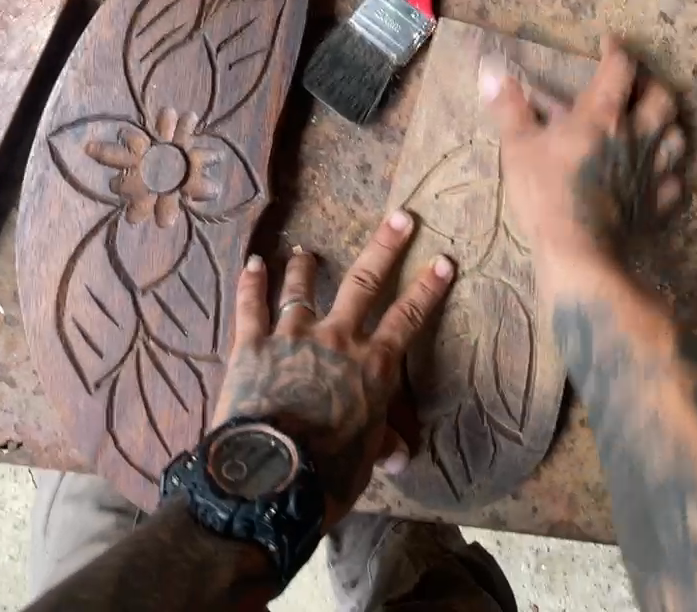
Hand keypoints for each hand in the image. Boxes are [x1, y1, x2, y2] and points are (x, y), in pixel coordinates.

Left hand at [212, 212, 455, 526]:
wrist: (271, 480)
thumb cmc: (328, 473)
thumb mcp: (366, 459)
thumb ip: (381, 444)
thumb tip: (399, 455)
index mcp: (371, 365)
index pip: (407, 318)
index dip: (428, 289)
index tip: (444, 260)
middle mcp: (336, 339)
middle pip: (365, 282)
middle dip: (386, 247)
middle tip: (401, 216)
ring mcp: (293, 337)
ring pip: (302, 290)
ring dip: (304, 268)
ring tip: (303, 251)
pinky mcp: (253, 346)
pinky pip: (252, 307)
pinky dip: (252, 285)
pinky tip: (252, 264)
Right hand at [480, 36, 688, 282]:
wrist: (579, 251)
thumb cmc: (546, 192)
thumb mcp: (518, 146)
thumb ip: (509, 107)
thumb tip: (492, 72)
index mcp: (603, 115)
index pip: (621, 68)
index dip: (617, 49)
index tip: (608, 42)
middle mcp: (636, 136)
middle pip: (663, 98)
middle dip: (651, 83)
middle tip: (634, 84)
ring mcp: (652, 171)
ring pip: (677, 137)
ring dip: (668, 124)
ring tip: (651, 124)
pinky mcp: (657, 204)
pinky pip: (674, 182)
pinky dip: (668, 173)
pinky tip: (655, 174)